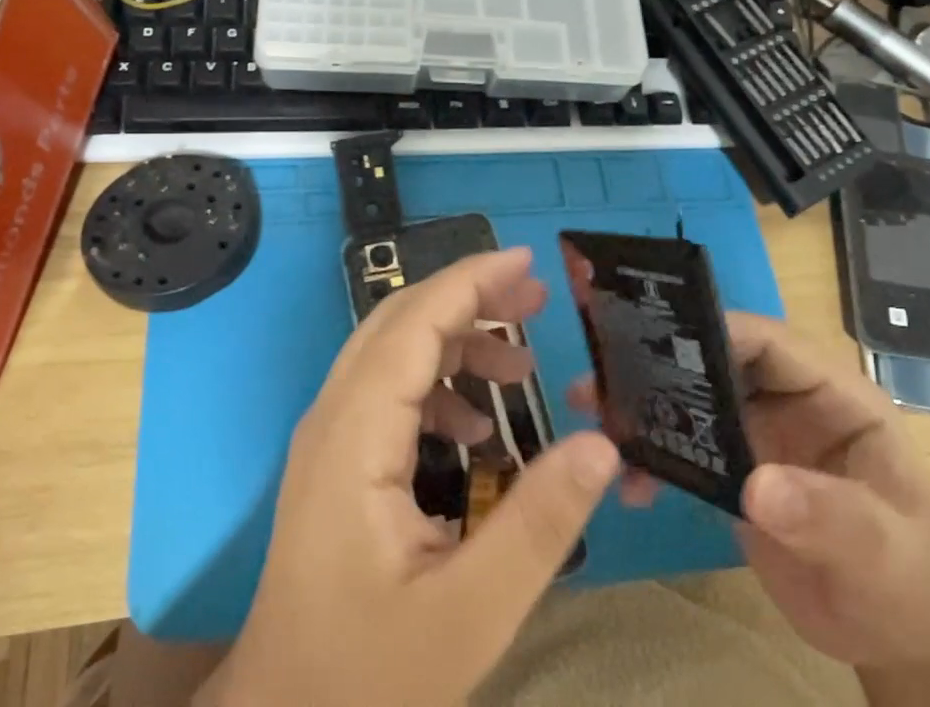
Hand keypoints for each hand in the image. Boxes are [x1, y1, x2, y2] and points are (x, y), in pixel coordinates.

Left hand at [205, 248, 621, 706]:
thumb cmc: (372, 671)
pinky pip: (387, 401)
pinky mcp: (335, 470)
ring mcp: (327, 446)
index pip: (410, 329)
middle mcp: (330, 424)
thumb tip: (602, 443)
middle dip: (467, 300)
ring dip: (455, 344)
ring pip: (390, 360)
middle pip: (394, 328)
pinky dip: (438, 391)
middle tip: (537, 300)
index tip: (528, 264)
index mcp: (354, 441)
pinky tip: (479, 429)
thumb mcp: (473, 608)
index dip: (468, 283)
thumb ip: (539, 522)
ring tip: (523, 364)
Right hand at [565, 313, 929, 669]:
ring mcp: (761, 440)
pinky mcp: (737, 477)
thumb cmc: (911, 584)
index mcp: (835, 398)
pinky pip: (687, 452)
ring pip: (694, 404)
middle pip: (718, 365)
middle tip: (597, 377)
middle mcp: (792, 406)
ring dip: (646, 409)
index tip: (651, 335)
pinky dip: (654, 460)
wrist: (902, 641)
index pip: (770, 345)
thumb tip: (756, 485)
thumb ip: (828, 515)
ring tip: (591, 417)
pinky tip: (628, 485)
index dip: (715, 331)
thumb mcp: (881, 551)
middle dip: (658, 364)